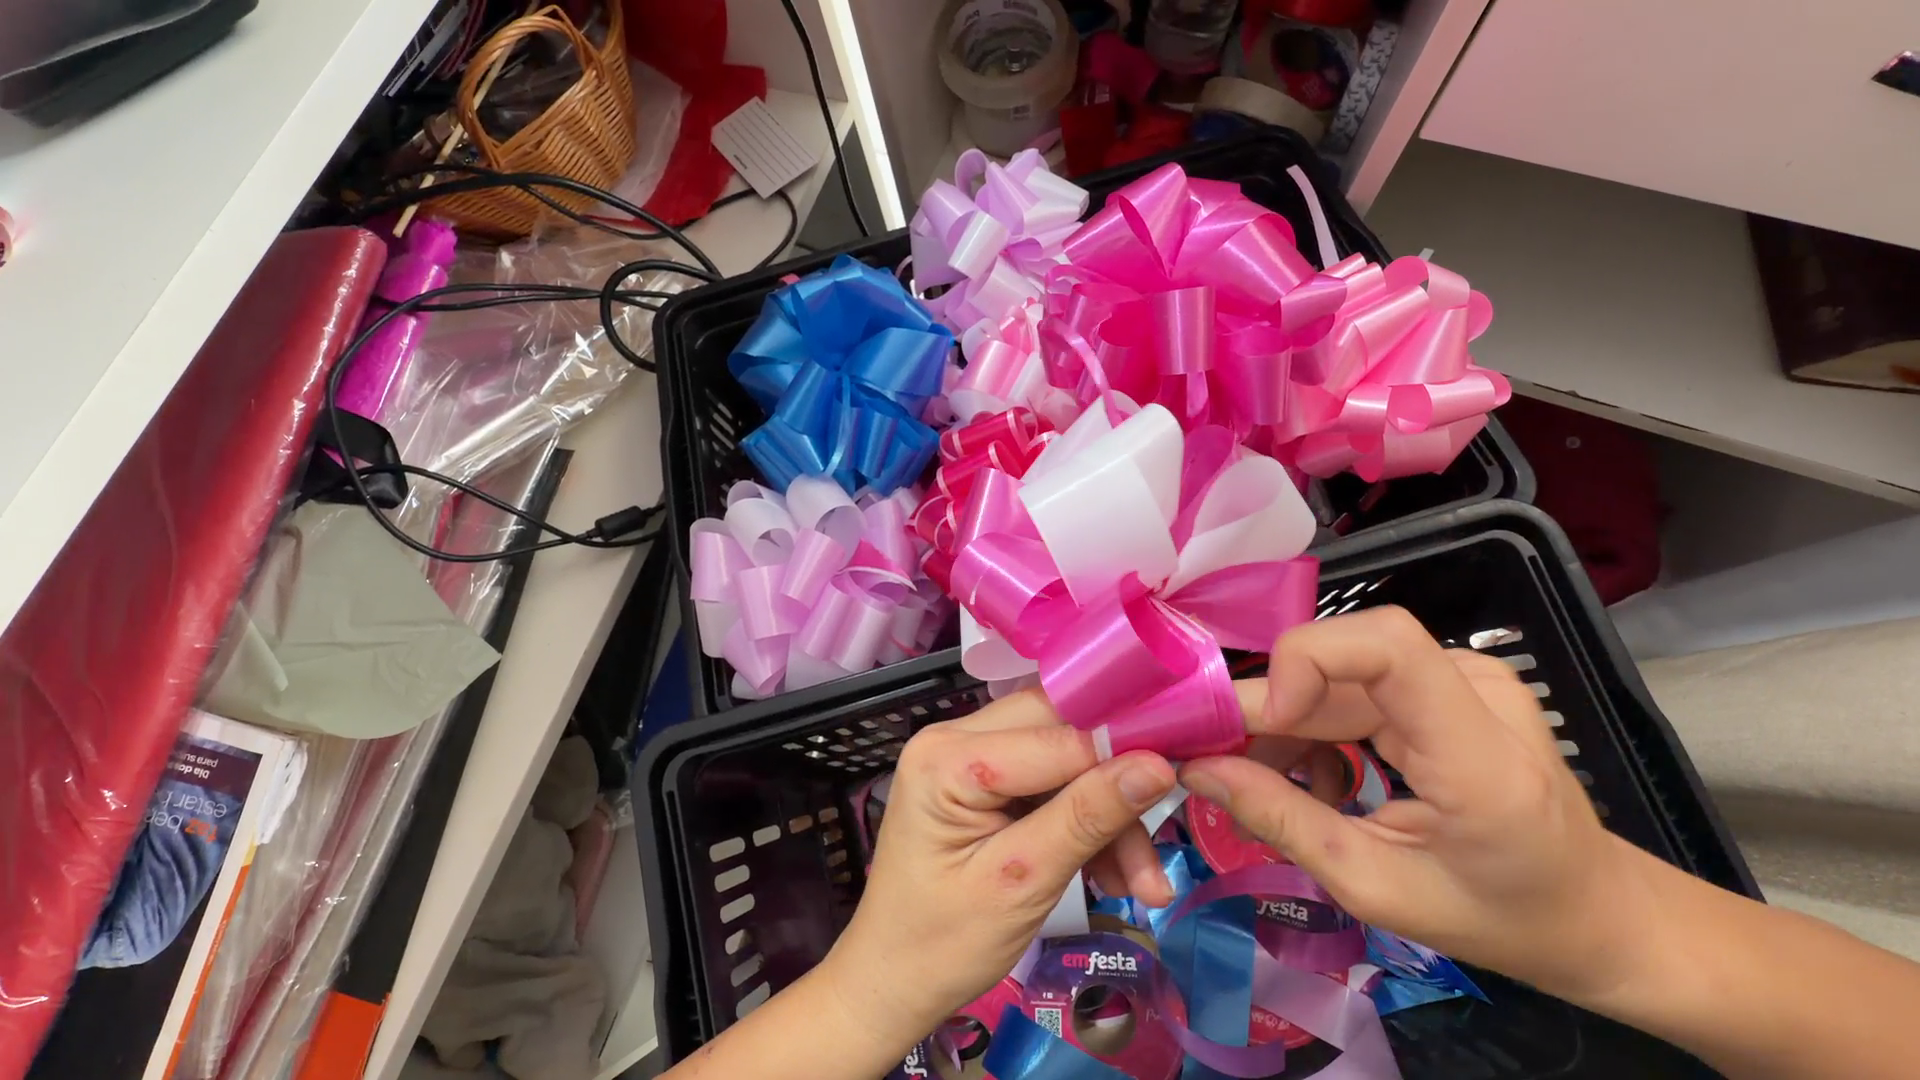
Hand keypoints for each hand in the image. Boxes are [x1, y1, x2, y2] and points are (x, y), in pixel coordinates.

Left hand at [820, 690, 1177, 1050]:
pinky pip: (1053, 783)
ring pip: (1067, 759)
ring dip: (1109, 817)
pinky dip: (1087, 825)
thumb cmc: (943, 942)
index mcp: (949, 756)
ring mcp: (969, 756)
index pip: (1058, 733)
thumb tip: (1158, 764)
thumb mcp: (1021, 882)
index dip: (1123, 751)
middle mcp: (955, 737)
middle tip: (1158, 842)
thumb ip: (1087, 816)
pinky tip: (1114, 875)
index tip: (1182, 778)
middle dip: (1117, 788)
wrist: (893, 981)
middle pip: (1064, 733)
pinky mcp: (986, 780)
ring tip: (1143, 886)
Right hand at [1180, 607, 1661, 1003]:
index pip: (1386, 644)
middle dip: (1268, 707)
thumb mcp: (1378, 889)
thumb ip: (1283, 821)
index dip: (1305, 660)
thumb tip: (1196, 769)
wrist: (1601, 914)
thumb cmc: (1501, 917)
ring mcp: (1467, 682)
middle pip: (1344, 662)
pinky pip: (1358, 687)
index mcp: (1478, 755)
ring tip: (1261, 782)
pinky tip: (1315, 778)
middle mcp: (1476, 694)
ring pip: (1340, 673)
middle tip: (1211, 758)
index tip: (1259, 722)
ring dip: (1286, 722)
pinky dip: (1317, 726)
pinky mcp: (1449, 686)